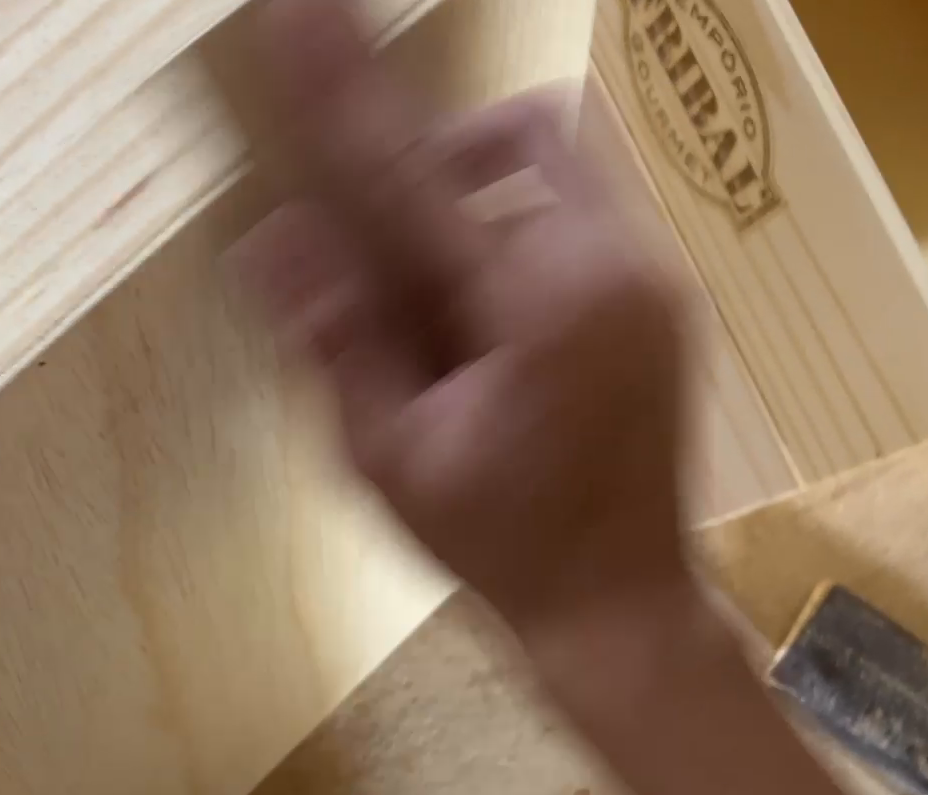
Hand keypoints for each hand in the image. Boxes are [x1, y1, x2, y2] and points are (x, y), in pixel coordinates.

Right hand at [230, 0, 694, 632]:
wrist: (614, 603)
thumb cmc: (492, 543)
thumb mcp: (384, 455)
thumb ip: (338, 340)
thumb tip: (272, 241)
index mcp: (540, 306)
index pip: (415, 174)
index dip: (345, 93)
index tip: (293, 19)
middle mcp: (615, 262)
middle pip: (521, 134)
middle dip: (435, 153)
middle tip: (381, 244)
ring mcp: (650, 273)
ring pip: (556, 163)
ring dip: (471, 194)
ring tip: (425, 295)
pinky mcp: (654, 294)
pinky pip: (576, 208)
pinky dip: (504, 230)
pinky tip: (473, 322)